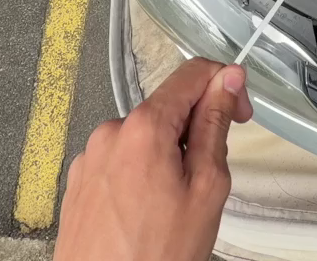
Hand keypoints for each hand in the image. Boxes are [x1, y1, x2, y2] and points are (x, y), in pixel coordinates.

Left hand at [54, 58, 253, 260]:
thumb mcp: (206, 187)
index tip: (238, 113)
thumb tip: (227, 80)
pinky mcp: (78, 184)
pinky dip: (141, 172)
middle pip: (169, 106)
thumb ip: (215, 123)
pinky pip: (121, 159)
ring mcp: (89, 159)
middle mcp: (110, 133)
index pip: (192, 73)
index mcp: (143, 127)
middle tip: (208, 175)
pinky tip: (148, 211)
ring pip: (146, 135)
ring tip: (174, 202)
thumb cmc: (157, 257)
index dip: (224, 85)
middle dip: (196, 128)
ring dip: (168, 152)